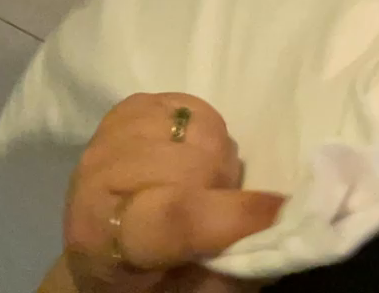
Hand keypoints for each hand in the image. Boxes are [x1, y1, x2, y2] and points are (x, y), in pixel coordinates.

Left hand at [44, 93, 284, 292]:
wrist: (98, 240)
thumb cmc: (143, 278)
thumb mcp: (184, 292)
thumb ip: (226, 271)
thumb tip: (273, 235)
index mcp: (102, 235)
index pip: (175, 215)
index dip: (233, 213)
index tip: (280, 211)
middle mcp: (99, 175)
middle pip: (195, 162)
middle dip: (224, 186)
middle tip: (217, 208)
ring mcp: (113, 132)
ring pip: (200, 127)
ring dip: (216, 156)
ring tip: (201, 181)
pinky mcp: (130, 105)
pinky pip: (193, 104)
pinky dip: (205, 129)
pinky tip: (188, 152)